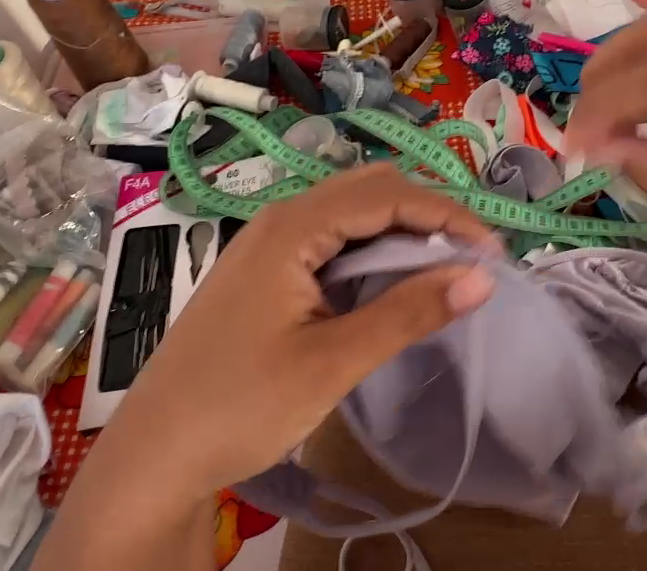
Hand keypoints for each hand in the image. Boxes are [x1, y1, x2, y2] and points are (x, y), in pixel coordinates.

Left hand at [56, 167, 497, 523]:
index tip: (493, 255)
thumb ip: (408, 313)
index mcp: (293, 226)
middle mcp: (280, 218)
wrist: (152, 457)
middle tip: (472, 258)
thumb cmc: (240, 406)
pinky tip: (391, 280)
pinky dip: (374, 249)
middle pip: (371, 189)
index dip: (448, 216)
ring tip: (443, 268)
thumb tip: (483, 277)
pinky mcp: (266, 269)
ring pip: (352, 211)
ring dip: (403, 229)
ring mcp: (269, 242)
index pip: (389, 195)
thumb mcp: (332, 362)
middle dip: (429, 213)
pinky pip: (332, 237)